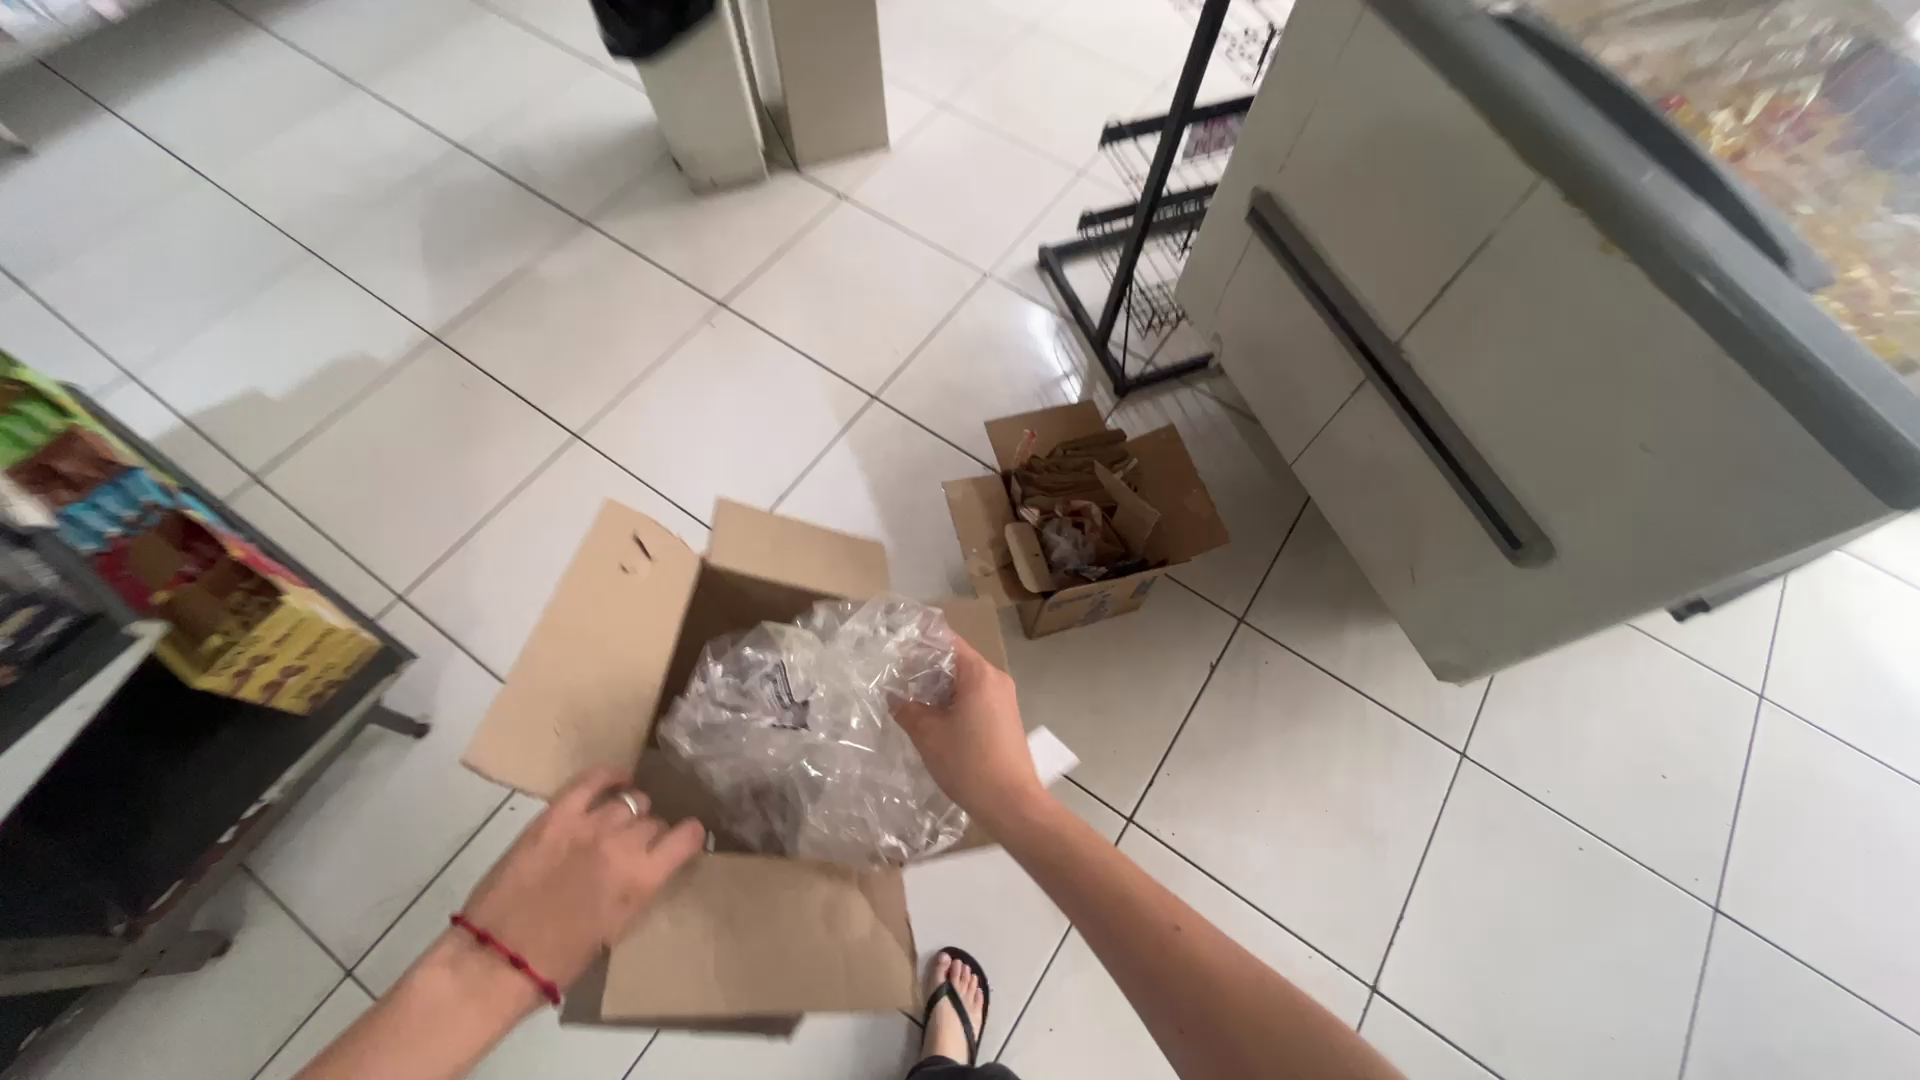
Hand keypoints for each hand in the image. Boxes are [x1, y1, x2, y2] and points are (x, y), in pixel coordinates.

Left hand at [457, 767, 705, 994]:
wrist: (496, 962)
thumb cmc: (562, 959)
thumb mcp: (621, 926)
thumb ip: (643, 885)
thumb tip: (654, 861)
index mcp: (643, 879)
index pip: (688, 836)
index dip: (688, 838)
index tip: (682, 843)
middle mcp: (622, 845)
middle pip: (654, 821)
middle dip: (650, 834)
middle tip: (635, 849)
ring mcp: (589, 826)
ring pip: (630, 801)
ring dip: (630, 813)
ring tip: (618, 824)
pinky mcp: (556, 816)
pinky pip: (592, 780)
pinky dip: (609, 777)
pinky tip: (616, 781)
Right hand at [895, 636, 1049, 828]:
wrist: (1012, 803)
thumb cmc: (969, 764)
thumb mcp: (928, 735)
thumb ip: (907, 708)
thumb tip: (894, 696)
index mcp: (979, 674)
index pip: (947, 641)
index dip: (919, 643)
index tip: (895, 651)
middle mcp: (996, 679)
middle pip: (956, 660)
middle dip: (926, 669)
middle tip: (895, 680)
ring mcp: (1004, 699)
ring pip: (965, 682)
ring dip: (938, 689)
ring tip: (910, 701)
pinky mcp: (1005, 718)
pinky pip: (975, 698)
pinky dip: (953, 702)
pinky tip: (933, 720)